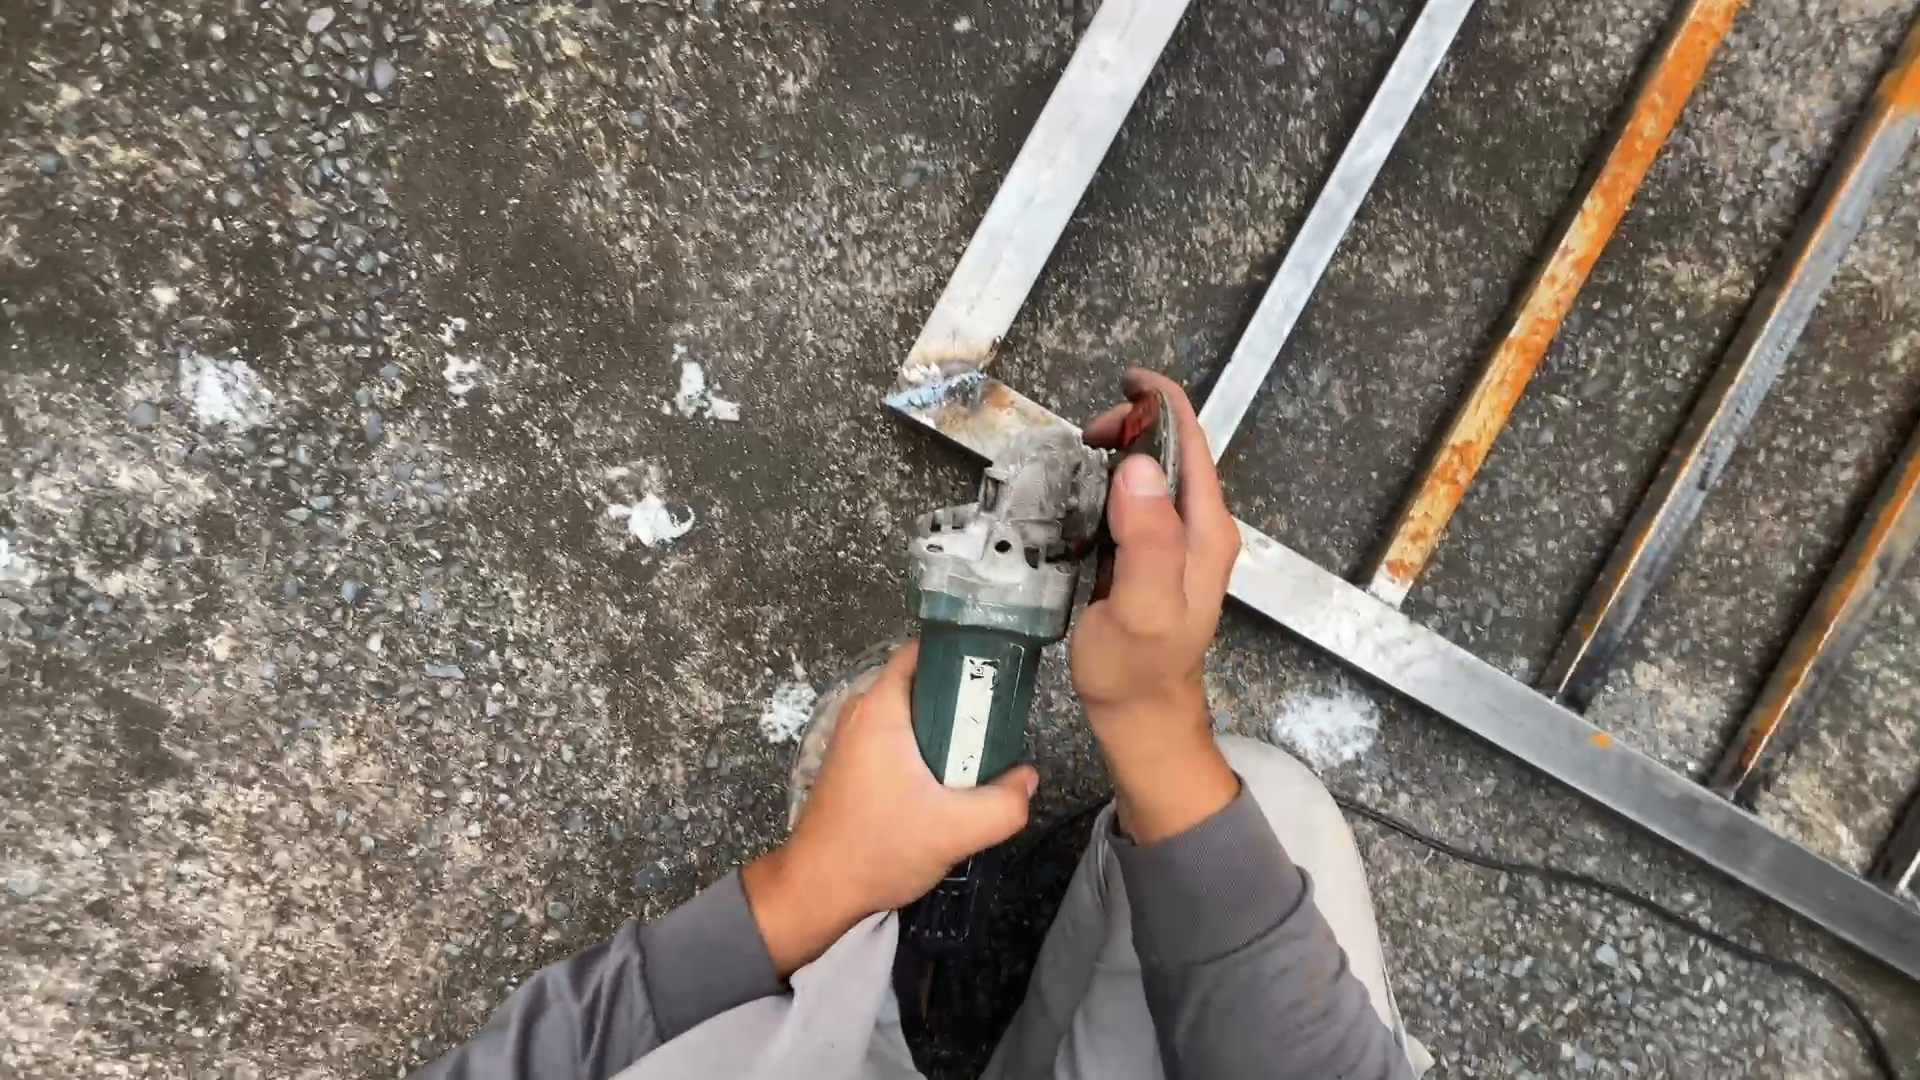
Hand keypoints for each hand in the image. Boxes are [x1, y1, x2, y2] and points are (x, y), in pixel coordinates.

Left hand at [741, 643, 1038, 976]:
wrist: (816, 890)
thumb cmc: (880, 847)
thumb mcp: (955, 831)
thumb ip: (1004, 805)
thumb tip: (1027, 778)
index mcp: (881, 708)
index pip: (920, 651)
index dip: (958, 654)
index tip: (993, 675)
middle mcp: (861, 711)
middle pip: (919, 682)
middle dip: (958, 696)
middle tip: (993, 723)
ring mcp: (852, 737)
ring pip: (908, 712)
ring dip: (941, 726)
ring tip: (975, 753)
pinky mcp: (850, 762)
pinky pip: (893, 735)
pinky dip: (920, 745)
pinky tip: (943, 778)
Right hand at [1071, 369, 1241, 843]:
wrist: (1139, 714)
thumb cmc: (1137, 669)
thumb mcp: (1143, 609)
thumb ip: (1148, 541)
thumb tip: (1137, 467)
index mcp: (1204, 531)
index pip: (1191, 444)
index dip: (1161, 402)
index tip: (1122, 384)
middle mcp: (1197, 527)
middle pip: (1172, 450)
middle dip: (1132, 425)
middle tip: (1084, 437)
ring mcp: (1174, 541)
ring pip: (1152, 472)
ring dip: (1118, 451)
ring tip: (1079, 456)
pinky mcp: (1149, 554)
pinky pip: (1133, 500)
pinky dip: (1108, 480)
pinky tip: (1082, 489)